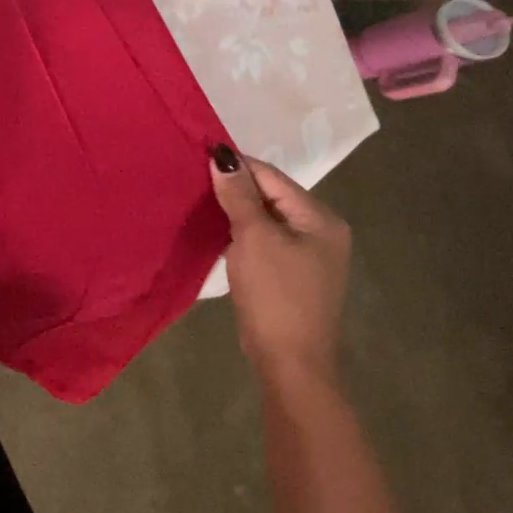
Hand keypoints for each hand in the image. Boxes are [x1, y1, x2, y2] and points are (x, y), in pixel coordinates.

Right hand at [211, 150, 352, 382]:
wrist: (289, 358)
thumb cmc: (275, 292)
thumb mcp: (253, 237)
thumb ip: (239, 194)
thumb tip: (222, 154)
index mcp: (320, 219)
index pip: (272, 176)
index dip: (235, 165)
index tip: (195, 156)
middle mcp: (321, 231)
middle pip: (270, 194)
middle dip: (233, 186)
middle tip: (191, 178)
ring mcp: (308, 253)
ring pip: (264, 216)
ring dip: (234, 208)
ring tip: (197, 199)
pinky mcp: (291, 271)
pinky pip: (263, 237)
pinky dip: (240, 229)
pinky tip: (216, 229)